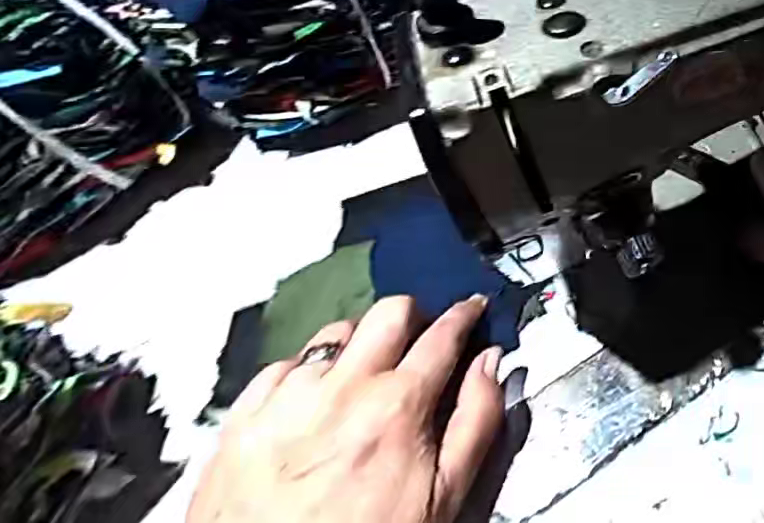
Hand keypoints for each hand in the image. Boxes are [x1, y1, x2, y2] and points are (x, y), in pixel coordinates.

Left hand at [188, 295, 503, 522]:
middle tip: (419, 341)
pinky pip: (277, 370)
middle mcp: (344, 391)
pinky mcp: (236, 429)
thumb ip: (480, 415)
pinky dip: (303, 374)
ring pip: (334, 333)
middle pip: (391, 311)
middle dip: (415, 317)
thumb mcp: (447, 491)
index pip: (447, 330)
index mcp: (400, 404)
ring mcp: (284, 407)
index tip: (474, 309)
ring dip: (358, 344)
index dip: (468, 312)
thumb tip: (490, 359)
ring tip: (362, 373)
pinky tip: (313, 400)